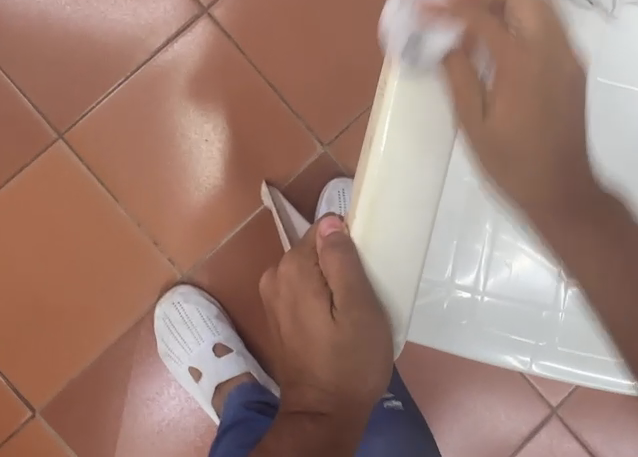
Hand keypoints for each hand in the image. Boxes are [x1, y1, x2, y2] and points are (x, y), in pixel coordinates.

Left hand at [259, 214, 392, 426]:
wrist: (323, 416)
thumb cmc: (349, 362)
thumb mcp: (359, 308)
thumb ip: (342, 260)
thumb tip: (331, 221)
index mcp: (293, 266)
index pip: (325, 229)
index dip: (349, 246)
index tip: (365, 273)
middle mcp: (275, 274)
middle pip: (316, 249)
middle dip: (340, 265)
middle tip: (362, 297)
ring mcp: (272, 295)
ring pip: (310, 268)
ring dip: (330, 282)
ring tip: (350, 312)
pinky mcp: (276, 314)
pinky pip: (302, 288)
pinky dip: (319, 297)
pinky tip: (334, 322)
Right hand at [431, 0, 601, 219]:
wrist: (564, 191)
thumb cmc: (513, 164)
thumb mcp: (473, 123)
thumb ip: (458, 74)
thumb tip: (443, 39)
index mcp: (522, 63)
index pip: (481, 18)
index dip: (448, 8)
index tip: (423, 6)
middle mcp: (550, 49)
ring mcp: (567, 55)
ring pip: (540, 2)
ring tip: (473, 2)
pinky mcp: (573, 65)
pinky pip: (549, 22)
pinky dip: (523, 12)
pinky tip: (500, 27)